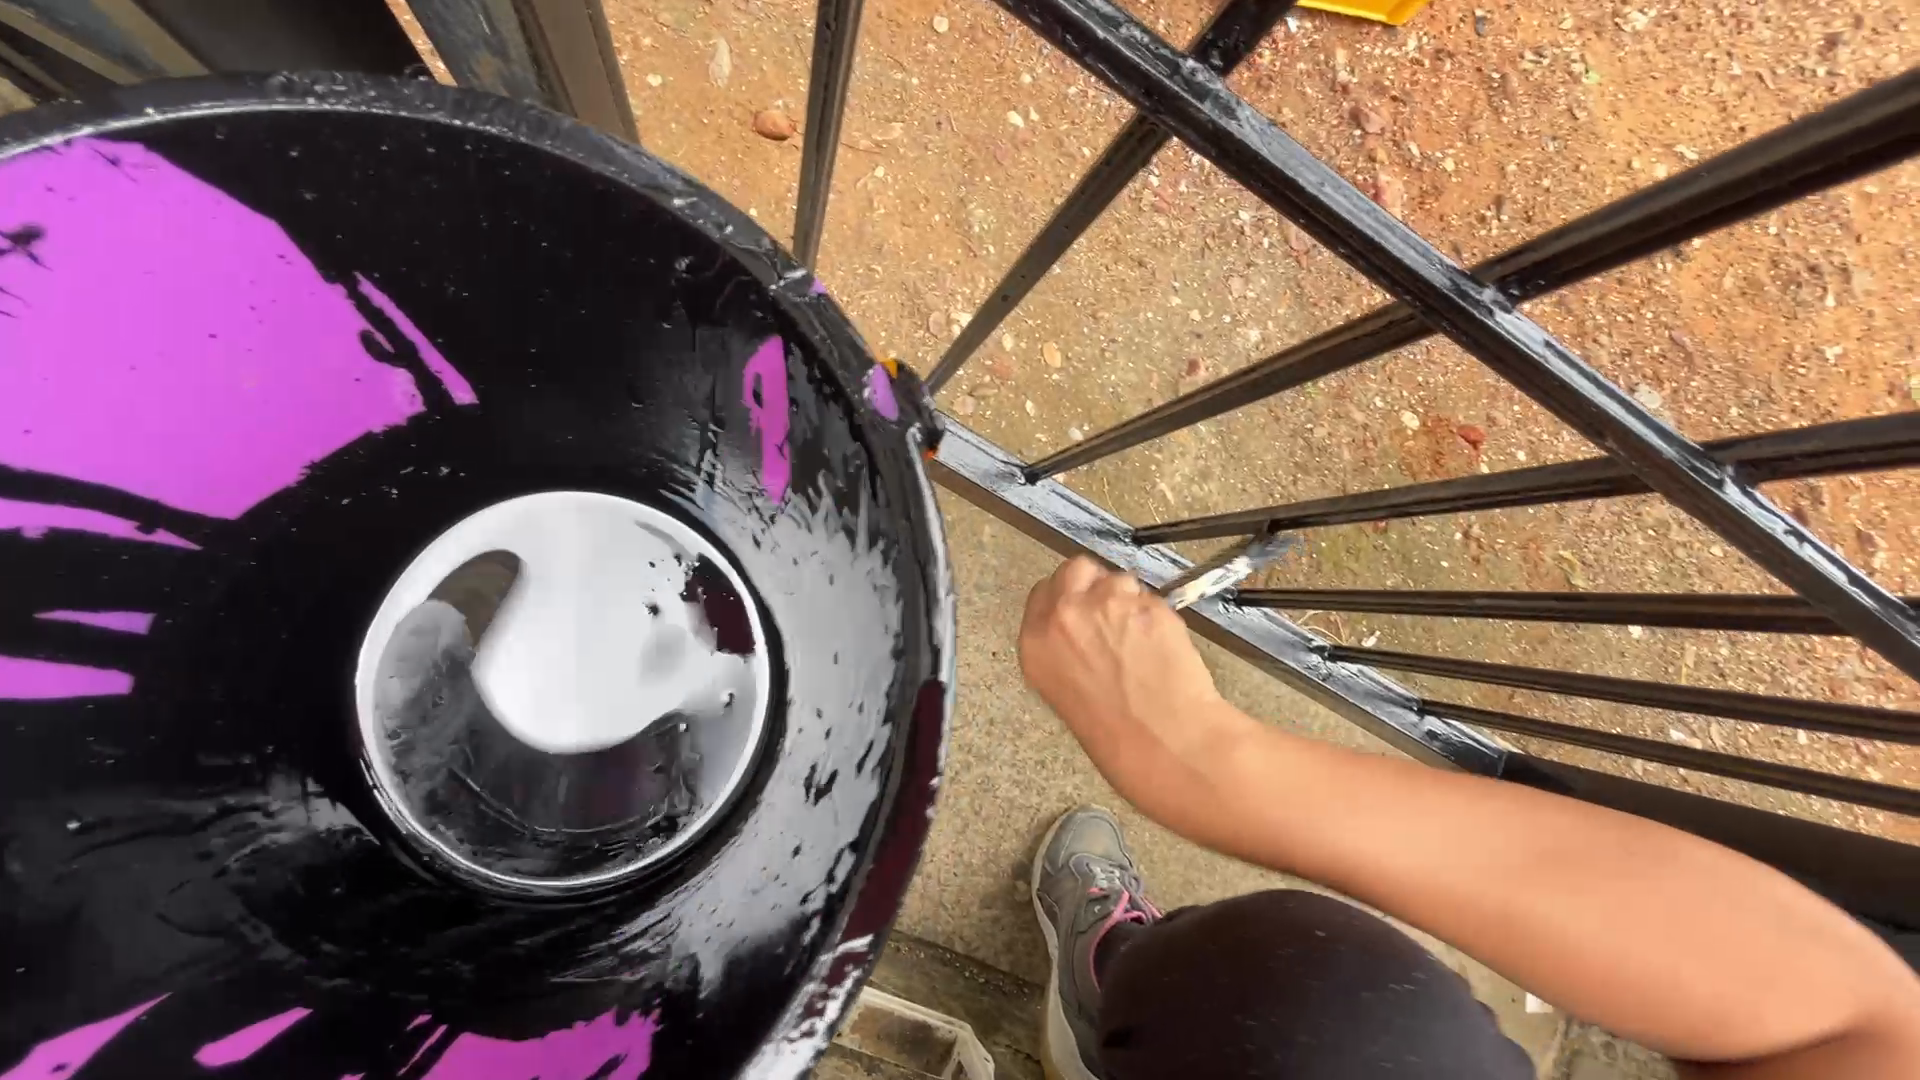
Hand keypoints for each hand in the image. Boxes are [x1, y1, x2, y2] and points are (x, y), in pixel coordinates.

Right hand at [1018, 557, 1248, 819]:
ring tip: (1140, 640)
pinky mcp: (1147, 604)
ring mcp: (1107, 605)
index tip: (1078, 604)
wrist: (1162, 742)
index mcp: (1035, 641)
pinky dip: (1156, 616)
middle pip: (1075, 569)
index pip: (1042, 592)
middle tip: (1110, 609)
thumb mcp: (1059, 689)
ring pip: (1118, 579)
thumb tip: (1076, 626)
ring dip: (1129, 600)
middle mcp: (1065, 615)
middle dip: (1093, 583)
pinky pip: (1151, 596)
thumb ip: (1058, 646)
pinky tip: (1160, 647)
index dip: (1065, 595)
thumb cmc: (1113, 733)